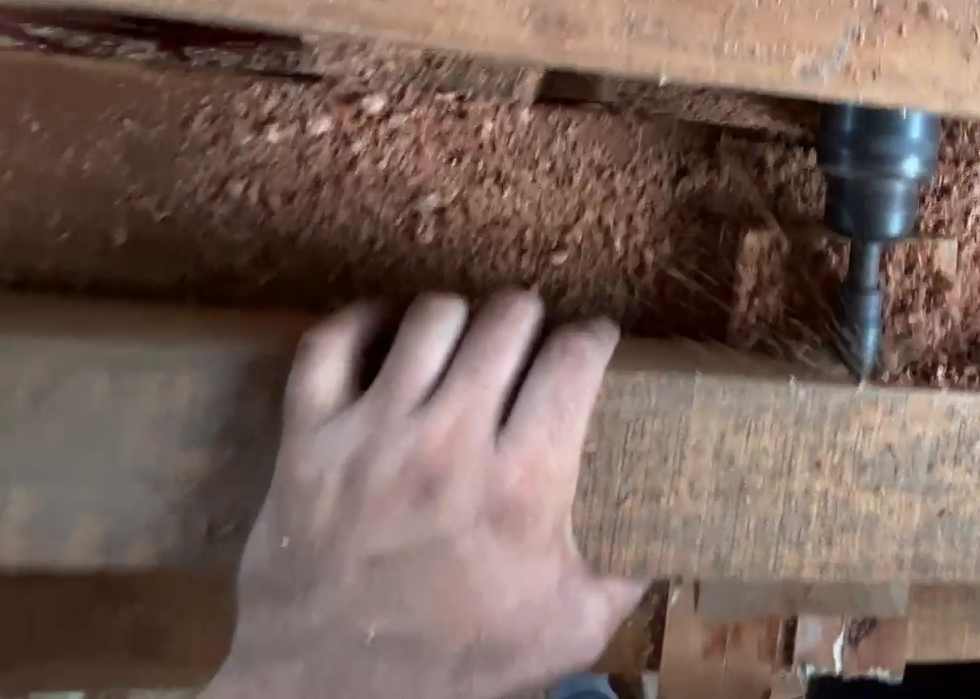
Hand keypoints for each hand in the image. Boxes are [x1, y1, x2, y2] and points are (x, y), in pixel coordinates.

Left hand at [204, 292, 646, 698]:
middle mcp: (450, 444)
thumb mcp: (572, 628)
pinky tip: (388, 333)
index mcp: (522, 483)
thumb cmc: (455, 663)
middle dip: (533, 318)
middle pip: (508, 317)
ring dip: (461, 318)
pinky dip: (361, 322)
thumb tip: (673, 525)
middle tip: (532, 342)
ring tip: (468, 342)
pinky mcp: (306, 443)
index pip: (574, 357)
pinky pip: (329, 343)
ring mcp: (372, 437)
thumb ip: (630, 572)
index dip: (595, 334)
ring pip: (431, 316)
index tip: (595, 338)